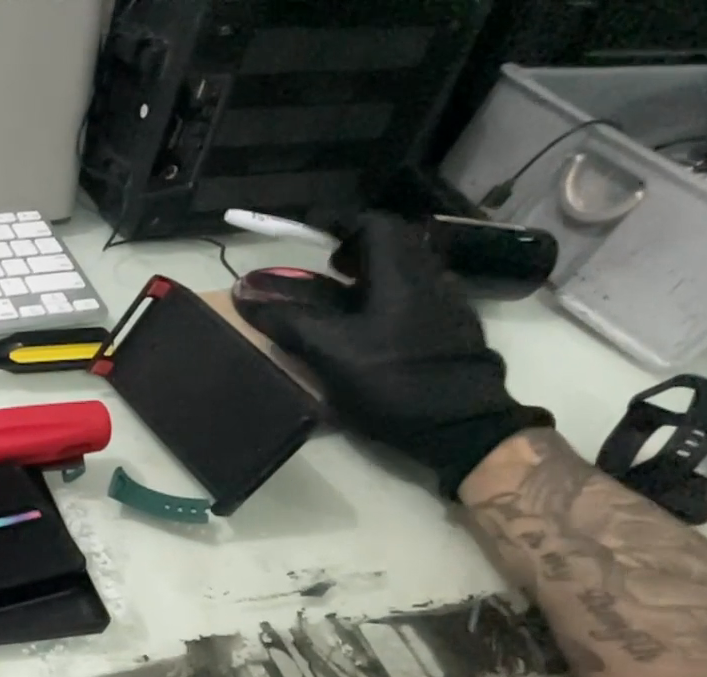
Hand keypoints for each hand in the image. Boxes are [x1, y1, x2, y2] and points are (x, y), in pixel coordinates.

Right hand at [235, 213, 551, 497]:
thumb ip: (288, 321)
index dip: (337, 222)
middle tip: (322, 267)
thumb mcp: (329, 353)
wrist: (461, 424)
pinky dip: (381, 300)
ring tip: (334, 301)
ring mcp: (442, 304)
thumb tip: (244, 294)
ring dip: (365, 277)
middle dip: (350, 249)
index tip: (307, 231)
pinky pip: (410, 298)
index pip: (371, 223)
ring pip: (401, 272)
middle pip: (390, 245)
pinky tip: (364, 330)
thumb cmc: (392, 380)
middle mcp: (426, 278)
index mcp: (400, 273)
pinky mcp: (448, 330)